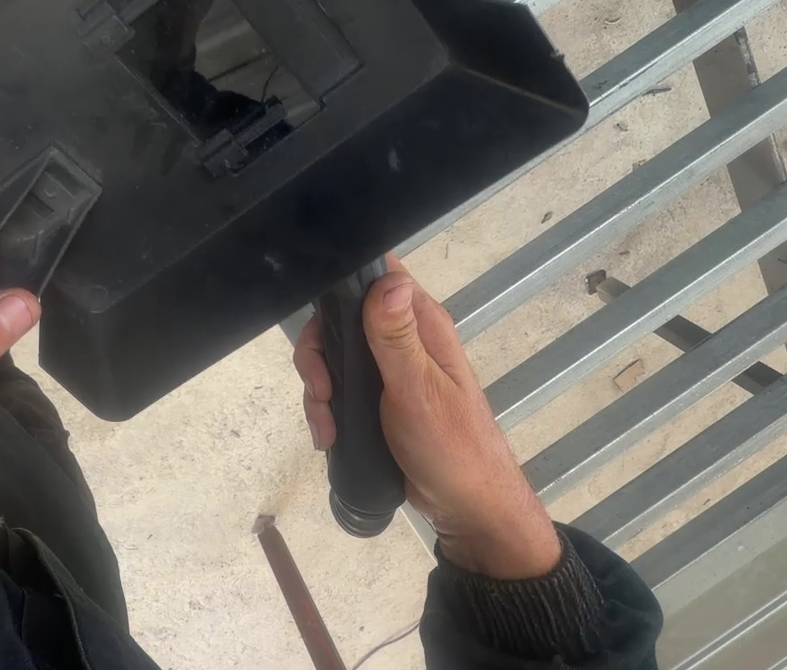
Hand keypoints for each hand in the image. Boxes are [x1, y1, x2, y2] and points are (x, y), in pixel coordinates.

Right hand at [294, 260, 561, 578]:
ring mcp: (388, 367)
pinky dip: (327, 407)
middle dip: (319, 352)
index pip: (377, 274)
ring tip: (325, 424)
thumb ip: (397, 335)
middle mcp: (403, 336)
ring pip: (334, 354)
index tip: (319, 314)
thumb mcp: (418, 389)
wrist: (467, 512)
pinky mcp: (376, 396)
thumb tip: (388, 279)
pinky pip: (338, 385)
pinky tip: (328, 433)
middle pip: (341, 318)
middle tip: (320, 388)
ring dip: (319, 387)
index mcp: (421, 322)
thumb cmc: (450, 447)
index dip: (343, 280)